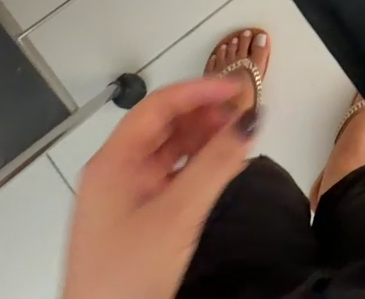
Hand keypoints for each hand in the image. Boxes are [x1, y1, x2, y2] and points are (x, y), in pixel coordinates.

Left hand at [62, 77, 256, 298]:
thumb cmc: (131, 274)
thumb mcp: (178, 215)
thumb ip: (216, 163)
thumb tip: (251, 119)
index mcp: (113, 161)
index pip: (158, 106)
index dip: (199, 90)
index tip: (237, 88)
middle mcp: (115, 171)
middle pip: (162, 124)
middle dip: (203, 113)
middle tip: (243, 114)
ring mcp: (124, 196)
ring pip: (168, 149)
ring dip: (202, 137)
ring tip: (237, 137)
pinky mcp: (135, 218)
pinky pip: (170, 175)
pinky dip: (196, 164)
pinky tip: (220, 167)